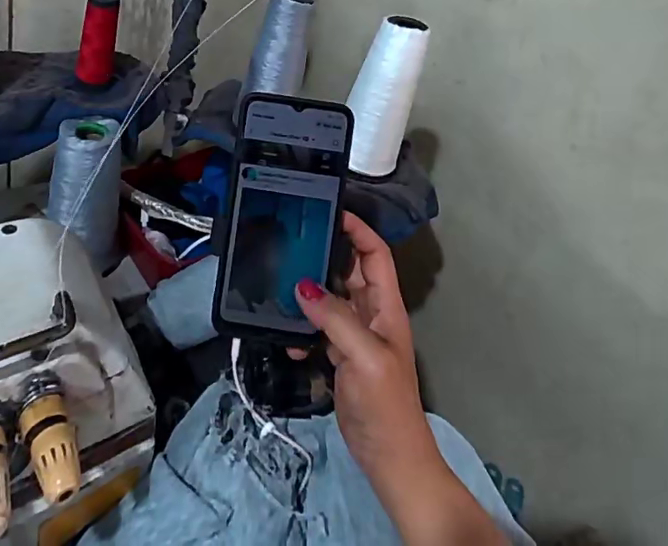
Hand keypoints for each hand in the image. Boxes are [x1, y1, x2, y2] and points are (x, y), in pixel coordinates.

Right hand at [293, 214, 508, 545]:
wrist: (389, 458)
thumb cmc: (386, 404)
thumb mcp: (364, 356)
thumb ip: (335, 317)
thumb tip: (302, 285)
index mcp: (385, 308)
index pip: (374, 254)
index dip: (357, 228)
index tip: (328, 207)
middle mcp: (369, 314)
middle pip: (346, 269)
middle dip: (322, 251)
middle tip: (289, 236)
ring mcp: (352, 333)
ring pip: (325, 295)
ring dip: (304, 290)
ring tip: (277, 281)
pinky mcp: (336, 352)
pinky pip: (313, 325)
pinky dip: (297, 326)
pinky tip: (285, 337)